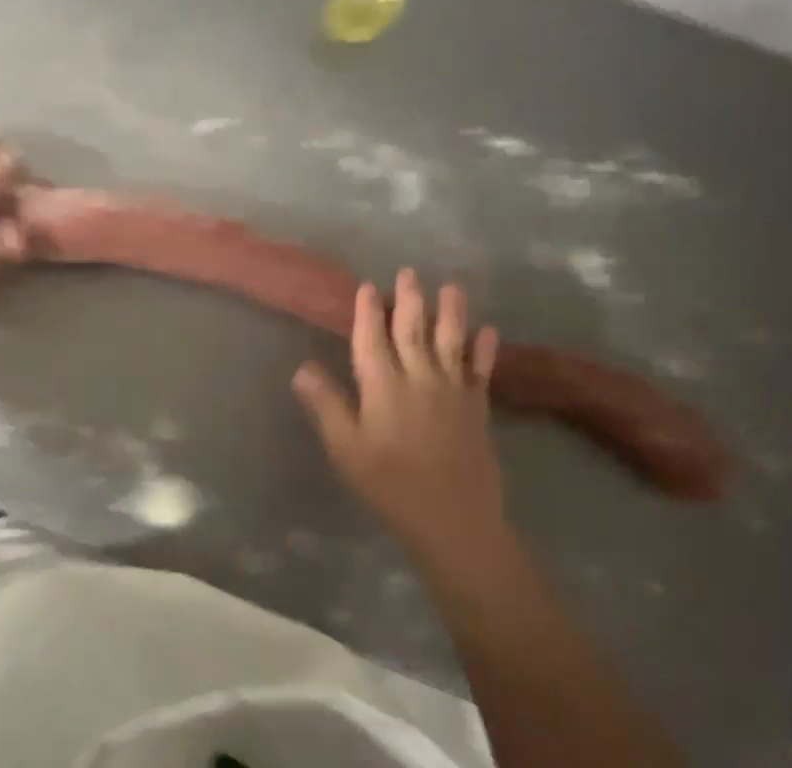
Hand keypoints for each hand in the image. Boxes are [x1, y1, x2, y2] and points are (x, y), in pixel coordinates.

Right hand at [291, 269, 508, 558]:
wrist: (453, 519)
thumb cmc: (389, 485)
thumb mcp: (345, 448)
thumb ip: (326, 405)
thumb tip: (302, 368)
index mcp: (383, 387)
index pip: (372, 339)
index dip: (368, 312)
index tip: (367, 286)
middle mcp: (419, 379)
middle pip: (413, 331)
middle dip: (409, 300)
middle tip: (409, 272)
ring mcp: (452, 392)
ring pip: (450, 342)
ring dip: (451, 312)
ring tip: (451, 286)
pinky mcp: (477, 410)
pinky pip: (480, 371)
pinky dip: (485, 349)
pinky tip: (488, 332)